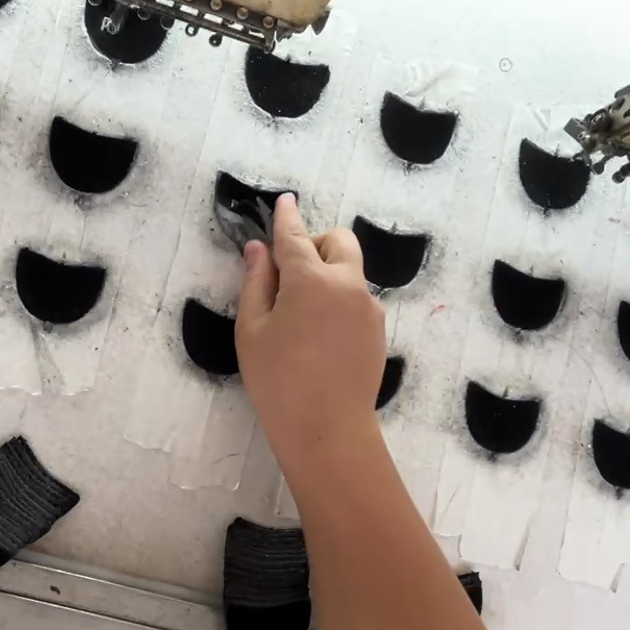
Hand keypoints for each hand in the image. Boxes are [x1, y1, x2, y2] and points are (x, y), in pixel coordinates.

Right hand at [237, 194, 386, 481]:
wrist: (326, 429)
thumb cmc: (277, 381)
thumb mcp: (252, 332)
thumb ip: (256, 284)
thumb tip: (258, 251)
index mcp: (310, 279)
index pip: (295, 236)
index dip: (286, 217)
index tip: (284, 201)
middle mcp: (347, 283)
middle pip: (338, 241)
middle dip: (315, 243)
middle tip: (287, 272)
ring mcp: (367, 306)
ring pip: (349, 270)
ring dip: (326, 273)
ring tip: (299, 314)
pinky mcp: (377, 329)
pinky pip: (356, 298)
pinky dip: (337, 300)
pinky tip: (317, 337)